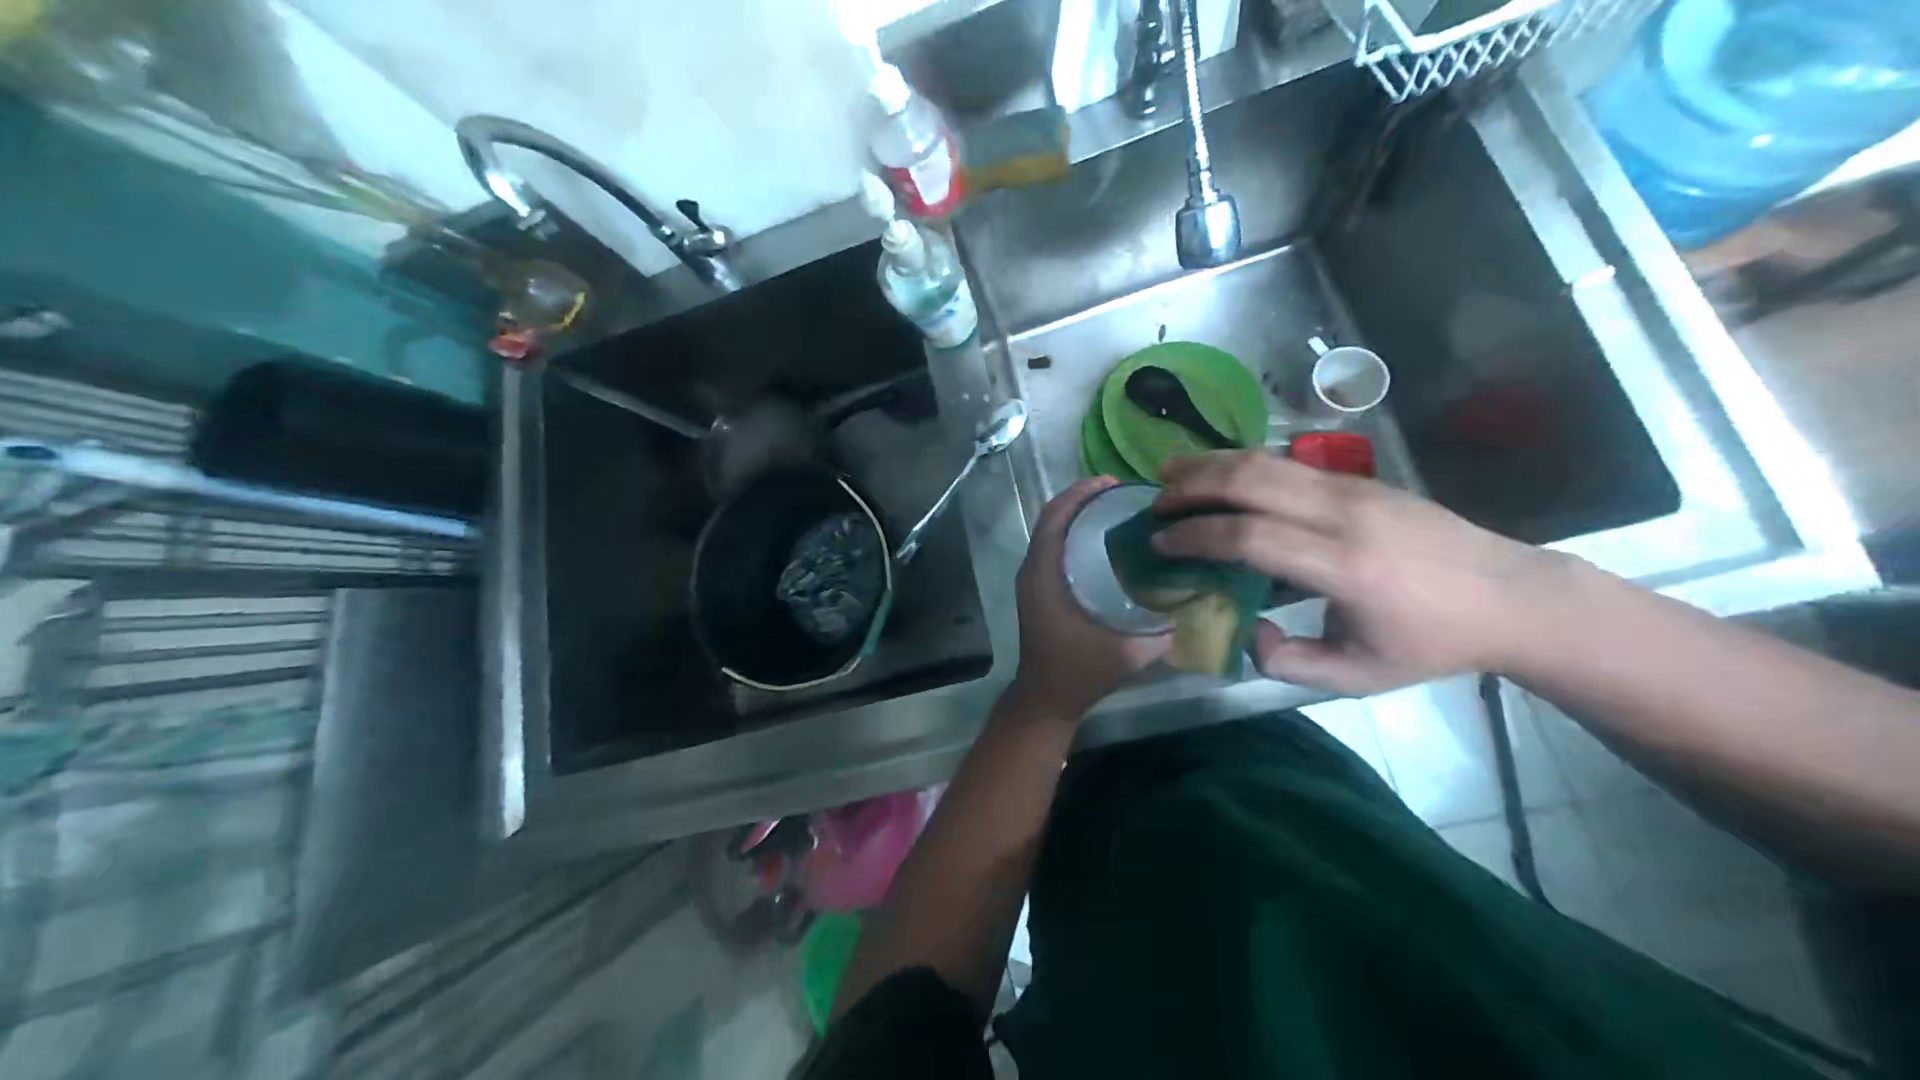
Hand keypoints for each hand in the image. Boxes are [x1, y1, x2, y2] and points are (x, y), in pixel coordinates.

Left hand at [1010, 477, 1170, 715]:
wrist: (1046, 699)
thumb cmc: (1078, 672)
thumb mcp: (1126, 652)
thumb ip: (1164, 629)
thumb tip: (1203, 600)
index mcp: (1044, 575)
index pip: (1055, 518)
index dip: (1080, 494)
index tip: (1113, 482)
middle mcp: (1032, 570)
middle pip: (1052, 518)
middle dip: (1082, 499)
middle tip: (1122, 493)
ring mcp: (1032, 580)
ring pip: (1051, 532)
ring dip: (1077, 515)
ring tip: (1116, 509)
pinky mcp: (1037, 589)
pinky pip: (1052, 548)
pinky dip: (1073, 534)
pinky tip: (1104, 541)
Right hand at [1152, 451, 1569, 695]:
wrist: (1512, 596)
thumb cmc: (1431, 643)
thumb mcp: (1356, 676)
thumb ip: (1285, 661)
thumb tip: (1241, 625)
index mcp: (1343, 567)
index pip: (1249, 536)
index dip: (1195, 536)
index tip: (1160, 543)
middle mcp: (1344, 515)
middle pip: (1250, 481)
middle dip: (1191, 487)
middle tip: (1154, 503)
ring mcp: (1353, 489)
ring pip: (1266, 461)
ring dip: (1210, 464)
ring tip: (1169, 473)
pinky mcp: (1360, 479)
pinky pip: (1286, 463)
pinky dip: (1241, 464)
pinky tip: (1218, 474)